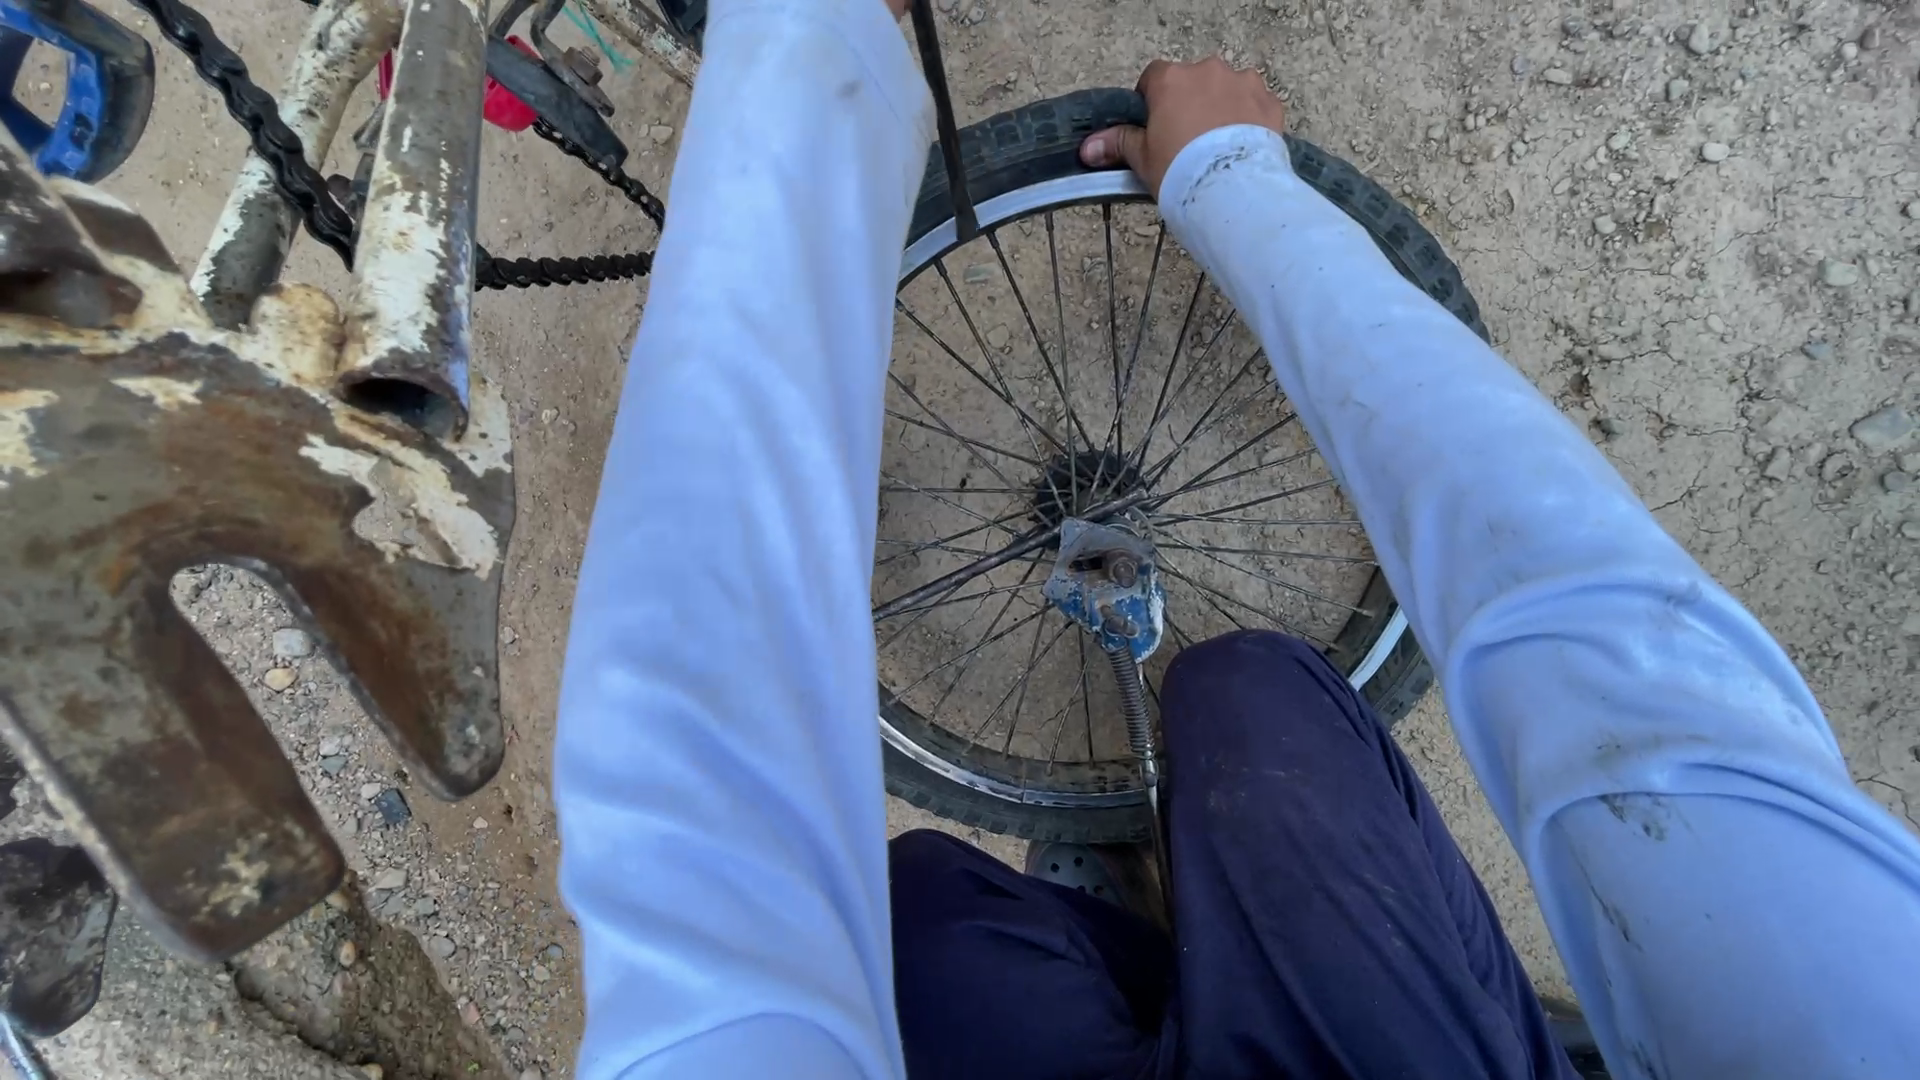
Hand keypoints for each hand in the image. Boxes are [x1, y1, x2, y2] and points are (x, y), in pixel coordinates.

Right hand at [1080, 57, 1288, 197]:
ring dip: (1219, 110)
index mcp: (1171, 80)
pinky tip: (1239, 150)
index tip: (1153, 129)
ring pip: (1225, 91)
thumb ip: (1118, 145)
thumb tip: (1087, 147)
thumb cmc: (1179, 171)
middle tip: (1185, 145)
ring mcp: (1242, 82)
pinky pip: (1253, 106)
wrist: (1230, 189)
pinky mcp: (1268, 101)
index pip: (1152, 79)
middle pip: (1192, 83)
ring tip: (1215, 150)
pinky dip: (1246, 121)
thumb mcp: (1143, 160)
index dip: (1150, 104)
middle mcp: (1207, 70)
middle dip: (1188, 106)